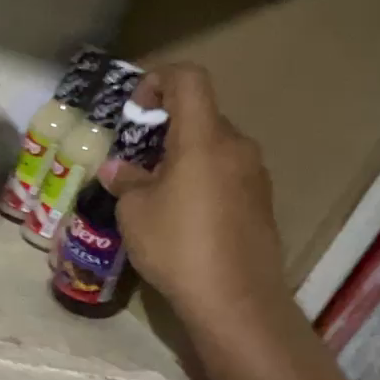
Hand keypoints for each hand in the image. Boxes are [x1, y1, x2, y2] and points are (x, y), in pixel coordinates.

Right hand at [102, 64, 287, 324]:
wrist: (235, 299)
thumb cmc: (177, 245)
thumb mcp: (135, 211)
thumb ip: (126, 181)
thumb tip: (120, 170)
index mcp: (203, 139)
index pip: (188, 80)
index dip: (158, 81)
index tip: (135, 110)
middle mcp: (236, 147)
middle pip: (200, 116)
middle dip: (164, 129)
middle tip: (134, 161)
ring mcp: (254, 175)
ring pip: (212, 148)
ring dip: (181, 158)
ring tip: (153, 193)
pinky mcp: (260, 202)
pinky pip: (225, 174)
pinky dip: (199, 180)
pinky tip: (180, 216)